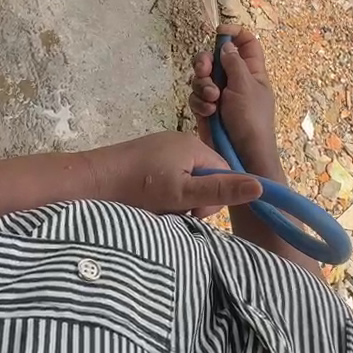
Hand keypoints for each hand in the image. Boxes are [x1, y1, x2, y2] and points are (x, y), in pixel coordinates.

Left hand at [90, 132, 262, 216]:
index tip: (192, 210)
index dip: (214, 197)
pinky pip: (168, 178)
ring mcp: (162, 149)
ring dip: (177, 200)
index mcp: (193, 146)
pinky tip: (147, 201)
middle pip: (206, 178)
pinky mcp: (147, 158)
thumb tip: (261, 186)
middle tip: (172, 210)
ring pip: (185, 182)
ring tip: (156, 207)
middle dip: (194, 200)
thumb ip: (220, 190)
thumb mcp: (182, 194)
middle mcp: (180, 142)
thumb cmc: (138, 187)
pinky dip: (162, 194)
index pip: (224, 173)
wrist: (90, 182)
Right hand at [187, 26, 278, 176]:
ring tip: (212, 100)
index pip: (246, 42)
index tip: (219, 33)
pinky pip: (195, 96)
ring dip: (203, 86)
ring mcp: (220, 94)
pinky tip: (208, 112)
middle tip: (206, 71)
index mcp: (252, 71)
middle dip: (206, 63)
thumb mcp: (246, 87)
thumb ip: (234, 63)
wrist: (241, 155)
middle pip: (215, 57)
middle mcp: (235, 80)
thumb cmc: (251, 121)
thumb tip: (226, 46)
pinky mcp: (206, 109)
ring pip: (201, 77)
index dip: (233, 34)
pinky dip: (199, 102)